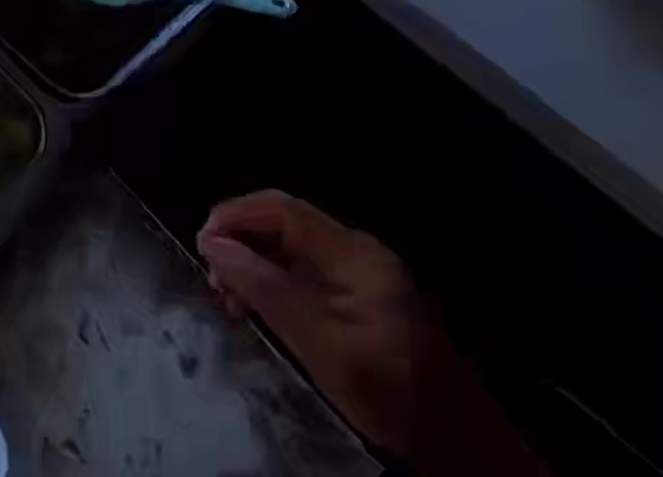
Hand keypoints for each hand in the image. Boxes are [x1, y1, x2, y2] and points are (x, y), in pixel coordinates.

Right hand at [198, 190, 428, 456]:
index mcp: (356, 256)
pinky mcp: (352, 296)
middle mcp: (356, 252)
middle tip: (212, 279)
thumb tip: (213, 244)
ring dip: (250, 264)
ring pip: (286, 247)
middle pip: (282, 224)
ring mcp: (356, 274)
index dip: (235, 215)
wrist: (460, 451)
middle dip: (239, 241)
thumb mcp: (323, 347)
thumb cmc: (393, 398)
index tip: (202, 245)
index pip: (282, 210)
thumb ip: (267, 290)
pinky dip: (269, 283)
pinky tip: (253, 308)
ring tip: (228, 298)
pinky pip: (298, 272)